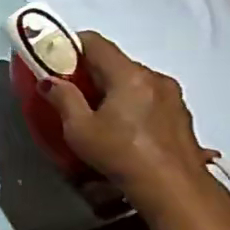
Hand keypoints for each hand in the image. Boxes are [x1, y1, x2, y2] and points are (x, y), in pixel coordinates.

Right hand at [43, 32, 220, 210]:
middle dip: (91, 70)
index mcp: (128, 74)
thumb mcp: (80, 129)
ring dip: (113, 87)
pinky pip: (148, 95)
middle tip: (70, 89)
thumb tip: (49, 80)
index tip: (54, 57)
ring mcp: (171, 93)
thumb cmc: (120, 154)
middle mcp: (153, 75)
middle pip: (116, 61)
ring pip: (133, 79)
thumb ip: (63, 99)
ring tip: (97, 111)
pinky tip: (123, 125)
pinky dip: (131, 100)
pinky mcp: (180, 111)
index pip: (97, 43)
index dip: (71, 44)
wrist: (172, 186)